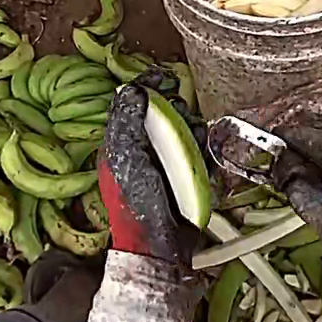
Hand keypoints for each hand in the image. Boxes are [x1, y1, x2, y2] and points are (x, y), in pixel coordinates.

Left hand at [97, 82, 200, 265]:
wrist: (159, 244)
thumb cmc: (136, 205)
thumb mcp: (127, 157)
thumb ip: (128, 122)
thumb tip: (134, 90)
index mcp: (119, 143)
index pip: (130, 103)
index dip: (145, 85)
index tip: (162, 77)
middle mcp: (140, 148)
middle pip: (158, 112)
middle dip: (171, 104)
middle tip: (179, 107)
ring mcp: (162, 161)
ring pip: (179, 128)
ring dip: (188, 124)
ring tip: (192, 132)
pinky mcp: (183, 173)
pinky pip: (195, 149)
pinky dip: (200, 145)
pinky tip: (202, 148)